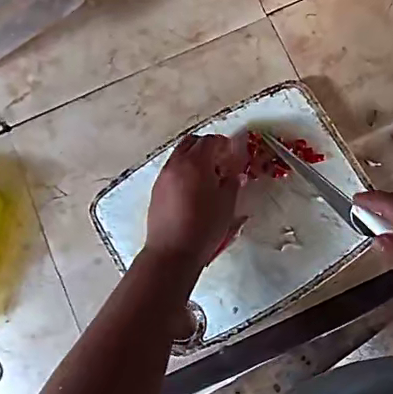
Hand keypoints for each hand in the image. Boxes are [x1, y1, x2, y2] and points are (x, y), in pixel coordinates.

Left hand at [143, 133, 243, 268]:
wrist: (172, 252)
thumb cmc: (204, 227)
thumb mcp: (227, 205)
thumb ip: (232, 184)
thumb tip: (235, 175)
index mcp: (196, 163)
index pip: (210, 141)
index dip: (224, 144)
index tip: (233, 152)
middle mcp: (176, 164)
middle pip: (191, 143)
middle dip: (206, 146)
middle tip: (221, 160)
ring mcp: (163, 177)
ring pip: (179, 156)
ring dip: (194, 158)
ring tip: (208, 176)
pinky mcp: (156, 190)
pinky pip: (172, 171)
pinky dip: (184, 171)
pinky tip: (194, 190)